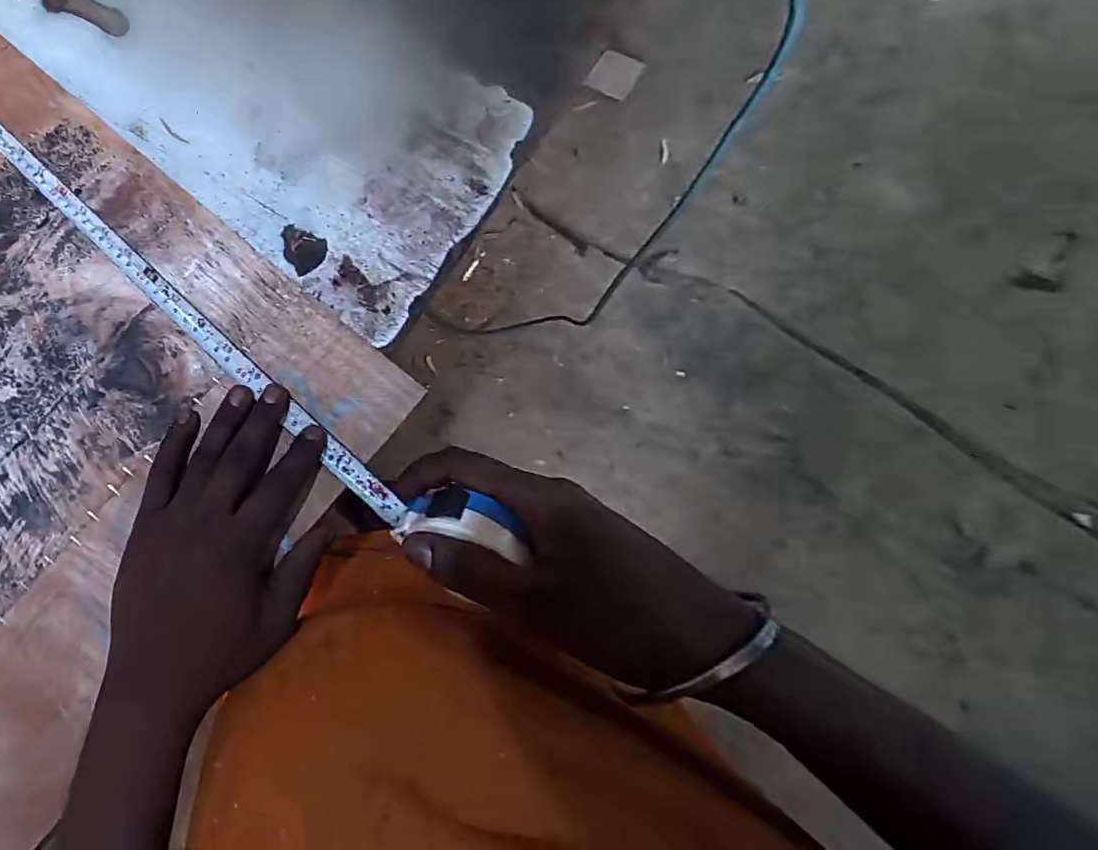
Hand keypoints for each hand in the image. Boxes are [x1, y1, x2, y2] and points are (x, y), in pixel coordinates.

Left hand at [102, 383, 333, 720]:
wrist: (154, 674)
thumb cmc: (222, 651)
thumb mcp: (275, 618)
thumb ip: (303, 565)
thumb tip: (336, 522)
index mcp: (245, 543)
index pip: (280, 486)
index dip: (300, 456)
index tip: (314, 429)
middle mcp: (209, 517)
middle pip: (242, 460)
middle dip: (263, 423)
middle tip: (277, 391)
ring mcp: (173, 514)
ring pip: (204, 457)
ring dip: (224, 422)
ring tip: (241, 392)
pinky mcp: (146, 519)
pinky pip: (161, 472)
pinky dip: (174, 442)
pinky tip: (187, 417)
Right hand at [396, 446, 759, 691]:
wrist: (722, 649)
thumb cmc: (619, 619)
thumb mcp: (534, 604)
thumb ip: (468, 570)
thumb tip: (409, 543)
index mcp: (538, 497)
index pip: (459, 463)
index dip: (416, 476)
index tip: (390, 505)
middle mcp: (553, 491)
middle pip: (478, 482)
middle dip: (440, 508)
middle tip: (424, 549)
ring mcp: (574, 511)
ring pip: (501, 505)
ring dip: (470, 528)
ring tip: (462, 570)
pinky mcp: (589, 532)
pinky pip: (526, 523)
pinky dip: (499, 540)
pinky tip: (509, 579)